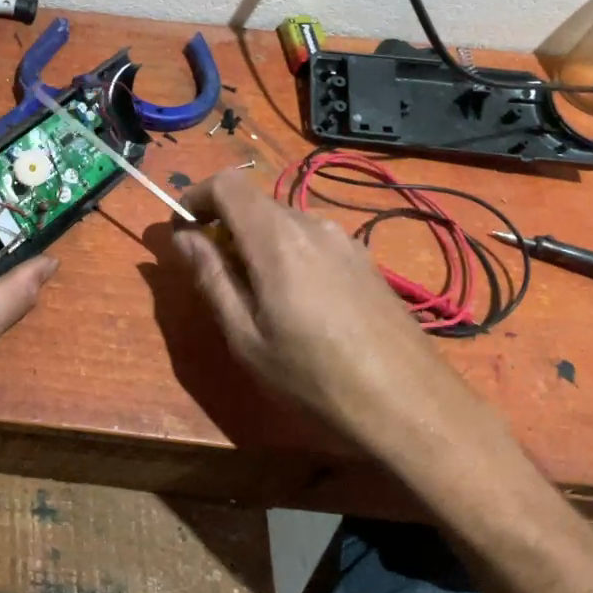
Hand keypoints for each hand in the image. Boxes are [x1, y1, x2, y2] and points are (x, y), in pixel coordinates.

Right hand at [172, 171, 457, 439]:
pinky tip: (298, 305)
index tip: (180, 231)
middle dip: (223, 226)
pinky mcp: (365, 261)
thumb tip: (183, 237)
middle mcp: (312, 224)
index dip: (194, 197)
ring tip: (255, 297)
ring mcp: (345, 241)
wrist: (413, 408)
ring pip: (284, 223)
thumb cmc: (315, 378)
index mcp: (276, 237)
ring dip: (256, 243)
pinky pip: (312, 241)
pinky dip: (287, 255)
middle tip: (211, 275)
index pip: (225, 184)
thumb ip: (210, 278)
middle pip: (254, 203)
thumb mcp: (245, 337)